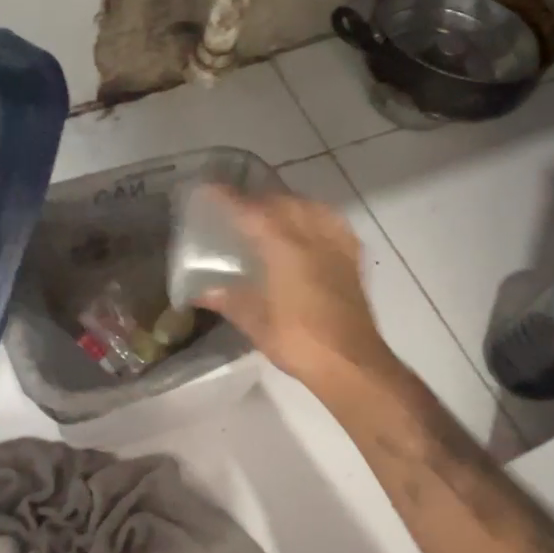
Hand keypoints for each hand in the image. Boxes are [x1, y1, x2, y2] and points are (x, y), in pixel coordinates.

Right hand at [194, 189, 395, 387]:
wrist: (350, 364)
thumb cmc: (297, 340)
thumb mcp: (254, 321)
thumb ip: (227, 299)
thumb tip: (201, 291)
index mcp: (283, 247)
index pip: (250, 211)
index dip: (228, 197)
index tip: (208, 188)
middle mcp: (311, 236)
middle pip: (282, 201)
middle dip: (257, 198)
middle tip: (236, 205)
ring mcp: (336, 245)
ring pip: (309, 207)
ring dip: (287, 203)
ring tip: (270, 211)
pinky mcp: (352, 259)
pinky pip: (332, 222)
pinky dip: (315, 216)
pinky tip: (308, 226)